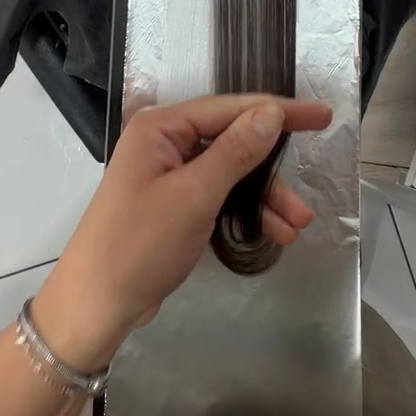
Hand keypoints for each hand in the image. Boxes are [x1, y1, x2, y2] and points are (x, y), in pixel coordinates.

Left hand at [30, 95, 334, 370]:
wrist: (93, 307)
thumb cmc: (139, 244)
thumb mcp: (194, 196)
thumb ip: (235, 151)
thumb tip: (271, 112)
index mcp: (162, 126)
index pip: (231, 108)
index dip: (279, 111)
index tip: (321, 116)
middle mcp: (164, 141)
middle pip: (232, 139)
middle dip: (273, 167)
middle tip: (314, 176)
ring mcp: (167, 173)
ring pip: (229, 171)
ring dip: (264, 196)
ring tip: (299, 224)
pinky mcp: (171, 203)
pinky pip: (217, 195)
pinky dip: (244, 211)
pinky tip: (274, 233)